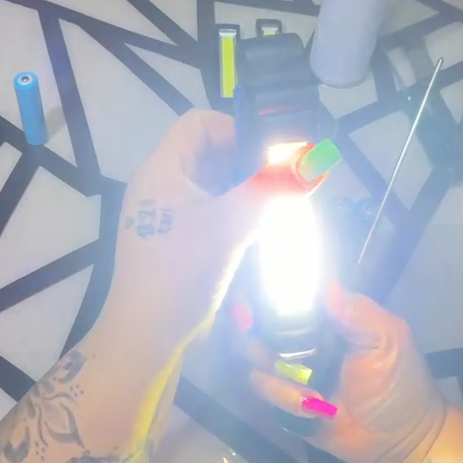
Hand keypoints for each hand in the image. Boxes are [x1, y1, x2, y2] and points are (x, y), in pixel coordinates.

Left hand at [100, 111, 274, 350]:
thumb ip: (273, 190)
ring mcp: (165, 216)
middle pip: (209, 153)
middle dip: (248, 164)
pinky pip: (209, 213)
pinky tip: (259, 233)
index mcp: (162, 170)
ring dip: (245, 192)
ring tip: (278, 209)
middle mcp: (160, 186)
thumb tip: (317, 160)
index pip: (200, 123)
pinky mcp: (174, 242)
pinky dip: (235, 216)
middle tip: (282, 185)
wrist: (145, 339)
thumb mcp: (231, 226)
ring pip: (212, 186)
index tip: (270, 157)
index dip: (237, 129)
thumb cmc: (181, 274)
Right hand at [242, 282, 448, 462]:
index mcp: (324, 315)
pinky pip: (264, 389)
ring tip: (313, 392)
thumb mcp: (386, 339)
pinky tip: (315, 408)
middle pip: (254, 320)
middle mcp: (299, 336)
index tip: (250, 300)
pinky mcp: (282, 396)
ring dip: (280, 375)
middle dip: (250, 331)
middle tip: (267, 347)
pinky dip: (286, 399)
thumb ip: (355, 309)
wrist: (398, 440)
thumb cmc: (398, 382)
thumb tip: (324, 278)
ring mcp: (288, 366)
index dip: (259, 290)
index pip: (282, 291)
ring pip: (253, 356)